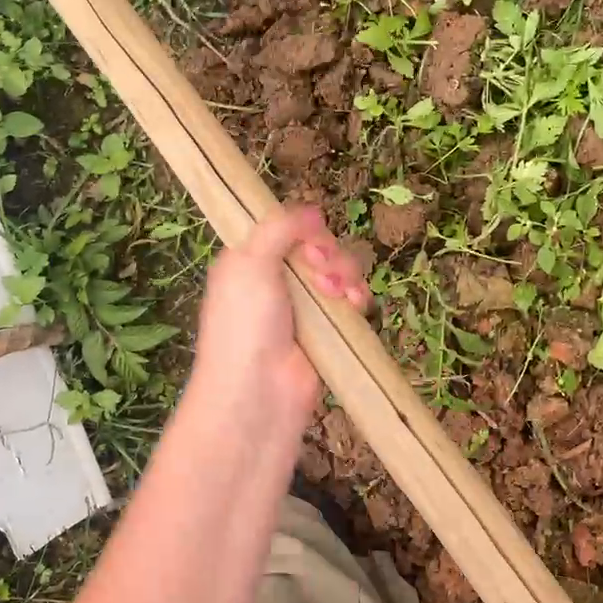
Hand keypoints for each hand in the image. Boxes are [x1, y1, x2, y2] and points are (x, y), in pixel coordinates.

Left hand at [179, 207, 367, 430]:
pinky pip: (351, 299)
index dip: (303, 230)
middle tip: (320, 270)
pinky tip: (356, 304)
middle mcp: (277, 280)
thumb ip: (280, 228)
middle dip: (328, 253)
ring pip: (339, 270)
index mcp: (250, 261)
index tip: (307, 241)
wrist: (258, 391)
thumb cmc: (244, 325)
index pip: (287, 229)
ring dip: (345, 274)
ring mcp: (304, 305)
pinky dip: (357, 296)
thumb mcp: (250, 263)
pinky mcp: (328, 328)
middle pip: (318, 247)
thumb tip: (314, 212)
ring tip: (338, 293)